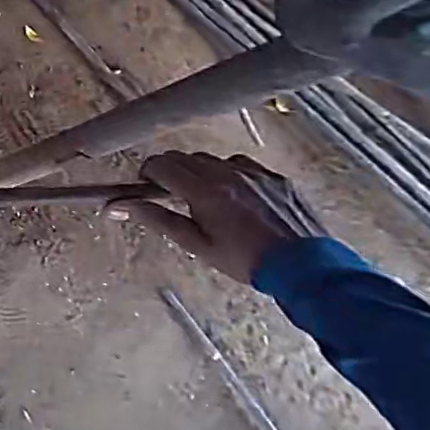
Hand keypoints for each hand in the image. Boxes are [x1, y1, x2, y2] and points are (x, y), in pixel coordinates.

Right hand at [107, 152, 321, 283]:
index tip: (149, 189)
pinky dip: (228, 172)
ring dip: (197, 171)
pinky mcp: (276, 178)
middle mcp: (227, 175)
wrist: (312, 271)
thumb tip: (118, 205)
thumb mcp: (196, 244)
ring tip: (204, 195)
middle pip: (181, 157)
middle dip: (169, 172)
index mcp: (204, 190)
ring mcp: (255, 174)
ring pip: (209, 159)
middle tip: (172, 195)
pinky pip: (240, 163)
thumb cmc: (248, 260)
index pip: (159, 164)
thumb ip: (156, 218)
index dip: (147, 175)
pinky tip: (234, 193)